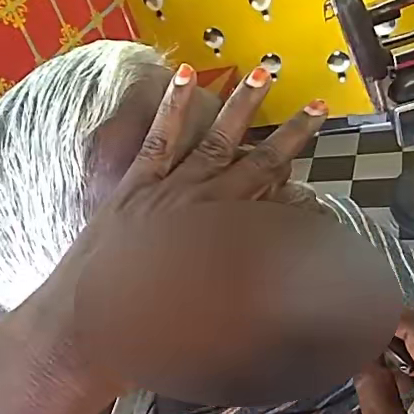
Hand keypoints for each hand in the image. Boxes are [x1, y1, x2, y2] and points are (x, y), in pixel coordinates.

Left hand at [0, 64, 327, 413]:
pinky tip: (182, 77)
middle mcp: (202, 209)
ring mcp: (166, 191)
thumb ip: (257, 306)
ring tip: (263, 74)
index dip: (308, 197)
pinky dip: (172, 106)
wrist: (84, 330)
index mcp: (223, 244)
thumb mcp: (214, 329)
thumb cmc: (148, 338)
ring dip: (240, 108)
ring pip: (212, 141)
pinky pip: (157, 138)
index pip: (277, 211)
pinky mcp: (132, 186)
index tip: (330, 189)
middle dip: (289, 135)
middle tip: (315, 107)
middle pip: (255, 164)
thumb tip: (294, 287)